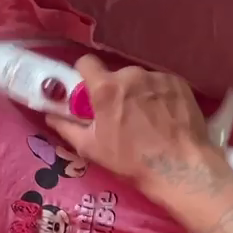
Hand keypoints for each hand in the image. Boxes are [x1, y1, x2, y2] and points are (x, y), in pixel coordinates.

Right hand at [45, 57, 228, 196]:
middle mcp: (131, 75)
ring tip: (148, 118)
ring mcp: (157, 77)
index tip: (88, 90)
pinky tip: (166, 117)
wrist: (182, 169)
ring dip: (139, 93)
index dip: (85, 75)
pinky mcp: (179, 83)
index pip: (86, 62)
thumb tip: (50, 115)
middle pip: (116, 75)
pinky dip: (160, 96)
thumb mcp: (92, 148)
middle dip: (116, 90)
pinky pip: (161, 84)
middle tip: (121, 114)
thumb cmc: (132, 160)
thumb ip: (66, 127)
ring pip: (140, 80)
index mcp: (106, 87)